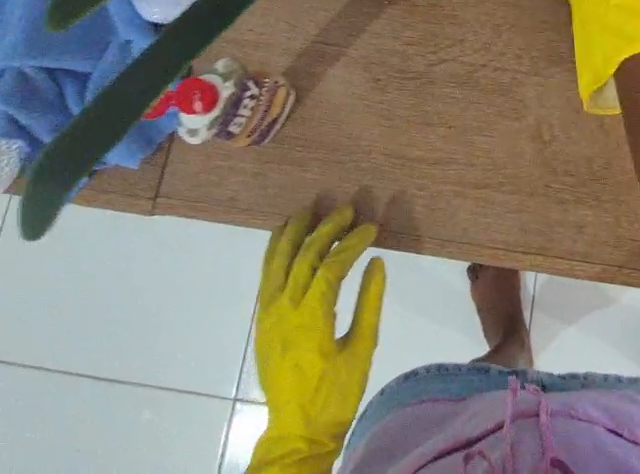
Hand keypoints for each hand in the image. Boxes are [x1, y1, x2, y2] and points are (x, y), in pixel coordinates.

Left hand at [249, 206, 386, 473]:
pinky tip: (285, 235)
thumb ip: (369, 304)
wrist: (296, 430)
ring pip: (277, 260)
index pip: (332, 266)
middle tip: (347, 210)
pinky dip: (275, 250)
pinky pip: (266, 274)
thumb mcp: (361, 350)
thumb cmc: (335, 394)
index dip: (352, 243)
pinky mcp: (262, 318)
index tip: (372, 228)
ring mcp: (268, 312)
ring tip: (309, 209)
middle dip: (327, 228)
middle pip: (304, 256)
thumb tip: (377, 262)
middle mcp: (284, 309)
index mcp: (310, 319)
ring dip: (294, 231)